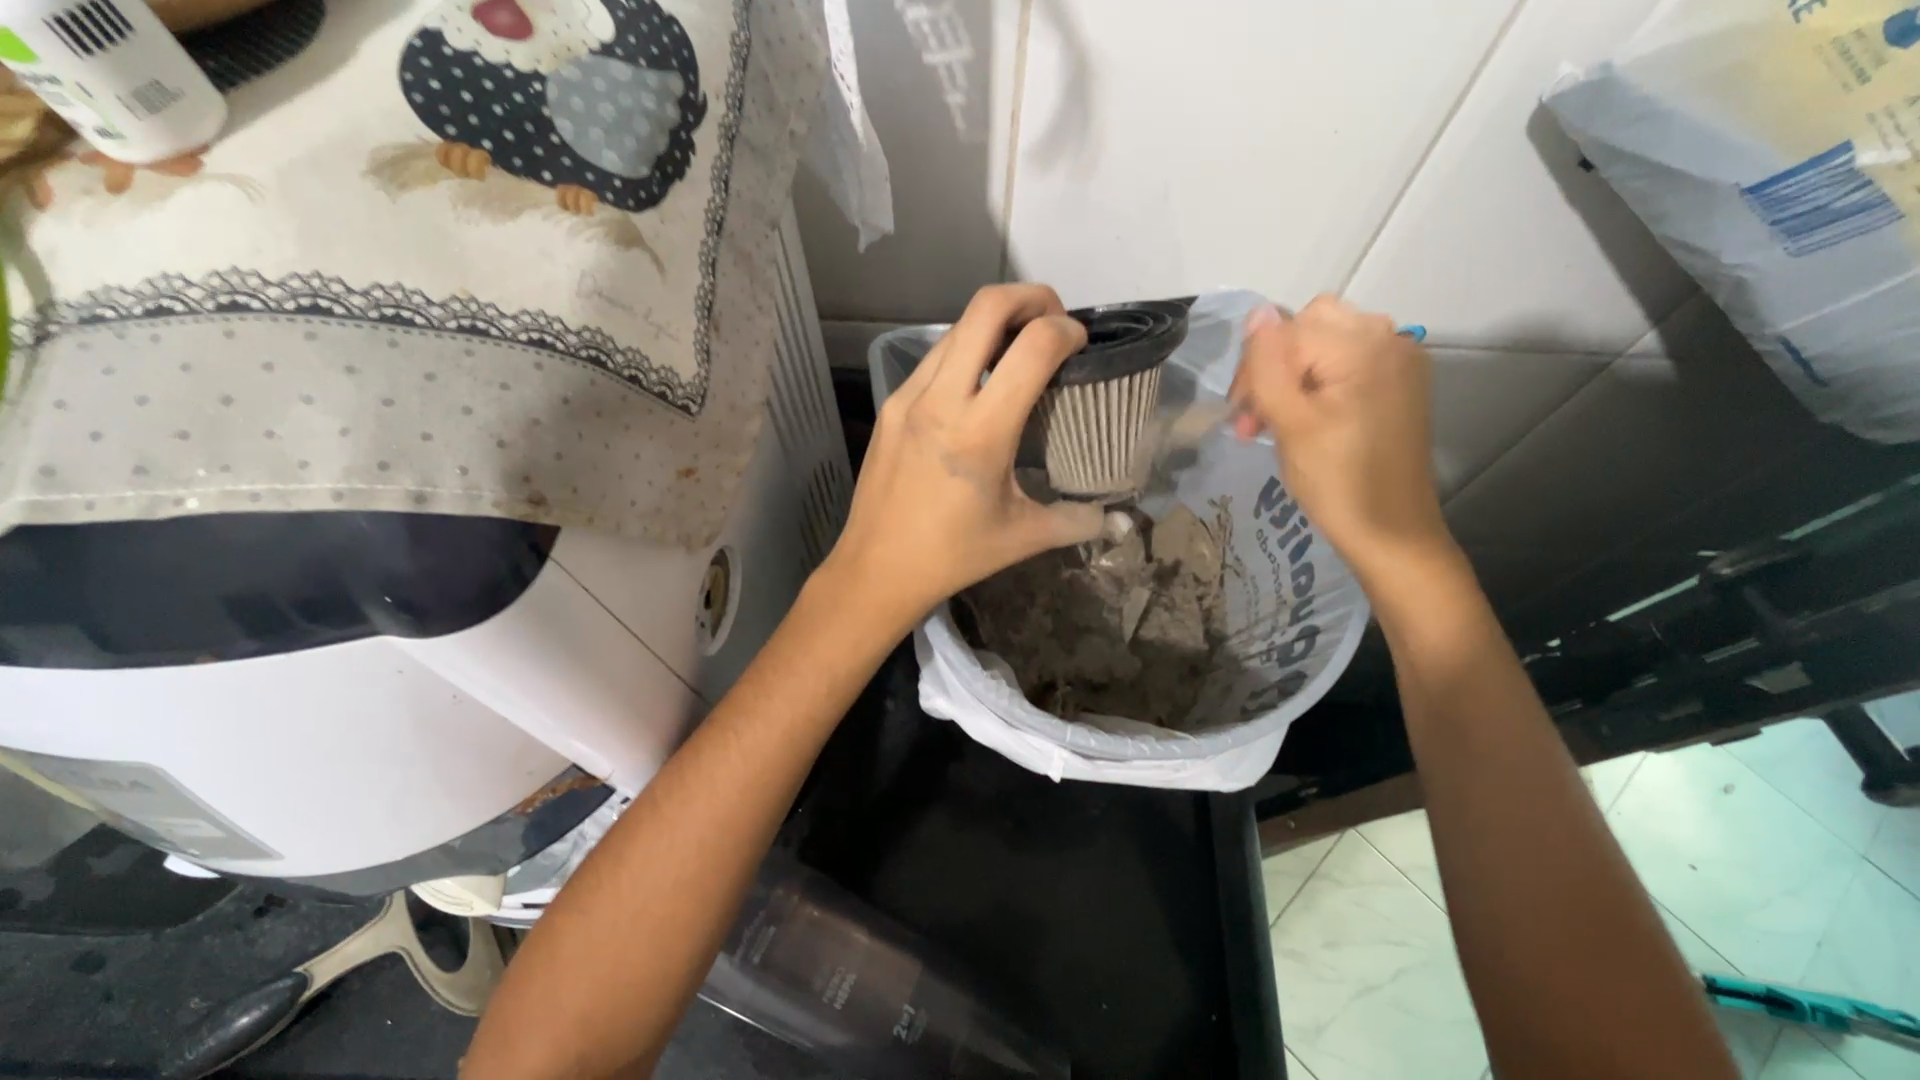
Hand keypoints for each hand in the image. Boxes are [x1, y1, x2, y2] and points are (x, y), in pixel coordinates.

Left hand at [818, 285, 1104, 631]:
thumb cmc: (954, 556)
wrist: (876, 568)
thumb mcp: (1023, 537)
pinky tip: (980, 384)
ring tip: (1020, 350)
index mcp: (981, 431)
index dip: (1067, 330)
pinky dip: (966, 351)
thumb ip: (1076, 520)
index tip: (1080, 346)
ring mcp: (909, 397)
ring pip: (957, 327)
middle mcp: (941, 400)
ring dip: (996, 323)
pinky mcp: (891, 405)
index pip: (1033, 346)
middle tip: (1054, 321)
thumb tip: (1113, 515)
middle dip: (1032, 297)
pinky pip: (934, 357)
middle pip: (986, 307)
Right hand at [1229, 295, 1449, 572]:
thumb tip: (1257, 313)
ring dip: (1294, 374)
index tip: (1243, 420)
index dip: (1255, 369)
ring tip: (1277, 421)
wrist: (1393, 534)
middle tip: (1255, 418)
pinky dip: (1321, 382)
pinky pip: (1350, 362)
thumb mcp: (1291, 422)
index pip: (1288, 330)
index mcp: (1363, 346)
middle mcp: (1389, 340)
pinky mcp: (1401, 384)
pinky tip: (1308, 418)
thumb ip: (1268, 365)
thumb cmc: (1338, 482)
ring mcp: (1400, 361)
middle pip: (1311, 325)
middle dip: (1275, 365)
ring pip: (1328, 342)